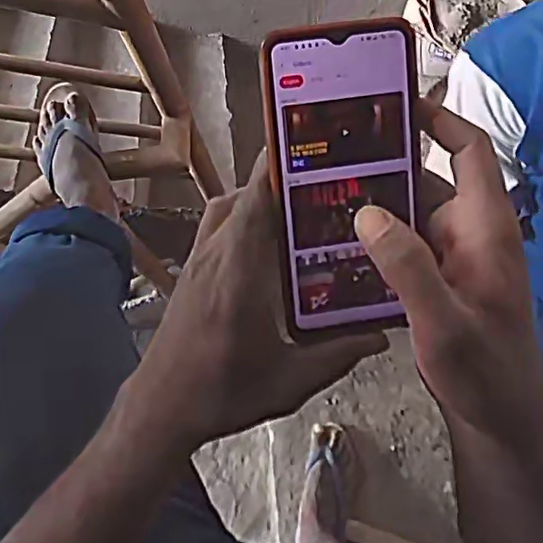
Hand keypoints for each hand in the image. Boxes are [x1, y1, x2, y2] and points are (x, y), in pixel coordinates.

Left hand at [119, 150, 387, 453]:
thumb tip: (381, 334)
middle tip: (330, 177)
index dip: (282, 160)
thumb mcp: (291, 378)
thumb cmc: (221, 389)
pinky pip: (224, 219)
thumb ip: (339, 353)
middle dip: (288, 177)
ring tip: (307, 206)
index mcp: (240, 264)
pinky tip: (274, 238)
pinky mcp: (194, 261)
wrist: (162, 402)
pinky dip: (248, 214)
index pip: (259, 192)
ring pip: (234, 201)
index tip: (314, 139)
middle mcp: (217, 246)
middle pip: (250, 189)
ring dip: (266, 196)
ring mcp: (201, 251)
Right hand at [354, 99, 542, 450]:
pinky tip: (339, 238)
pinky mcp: (437, 276)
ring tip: (325, 190)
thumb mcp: (443, 323)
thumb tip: (368, 213)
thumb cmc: (485, 374)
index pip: (471, 152)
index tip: (396, 105)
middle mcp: (469, 232)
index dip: (440, 120)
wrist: (501, 424)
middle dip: (385, 162)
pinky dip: (374, 233)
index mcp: (485, 229)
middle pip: (428, 177)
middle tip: (335, 151)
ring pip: (410, 210)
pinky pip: (402, 240)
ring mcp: (452, 255)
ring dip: (375, 199)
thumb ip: (408, 267)